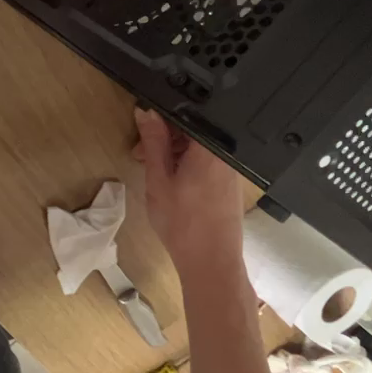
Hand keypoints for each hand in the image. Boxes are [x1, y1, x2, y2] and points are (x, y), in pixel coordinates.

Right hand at [131, 108, 245, 276]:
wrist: (210, 260)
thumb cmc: (182, 222)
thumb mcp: (159, 178)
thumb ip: (153, 142)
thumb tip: (146, 112)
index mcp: (210, 148)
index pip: (185, 115)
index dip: (160, 118)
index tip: (142, 131)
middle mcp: (225, 154)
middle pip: (192, 131)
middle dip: (164, 137)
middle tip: (141, 155)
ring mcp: (230, 170)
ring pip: (198, 147)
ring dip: (172, 152)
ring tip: (153, 171)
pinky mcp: (230, 183)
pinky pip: (206, 162)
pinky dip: (186, 165)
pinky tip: (171, 182)